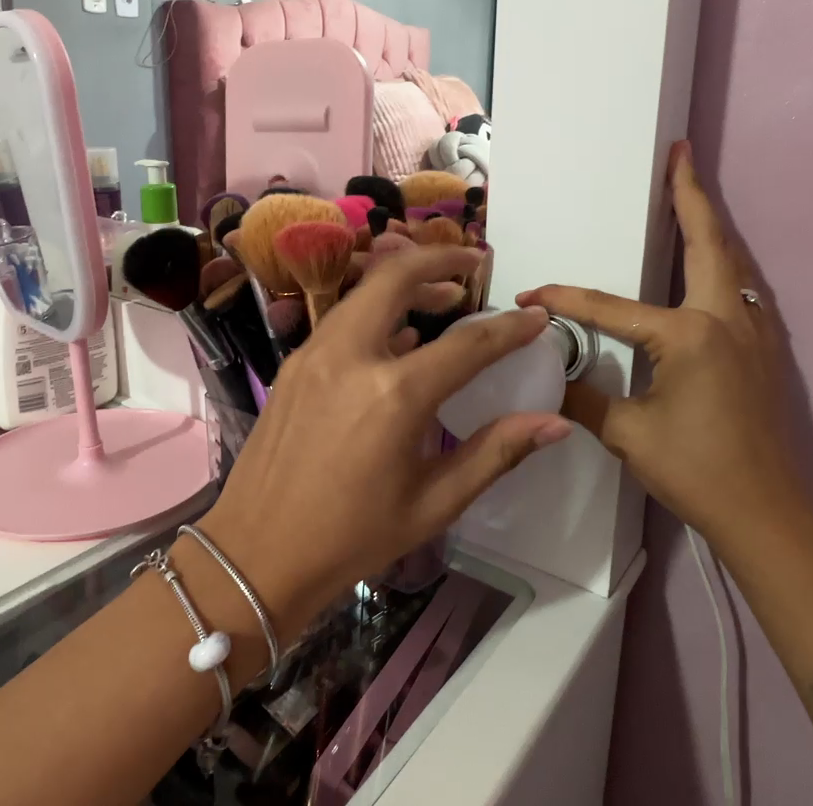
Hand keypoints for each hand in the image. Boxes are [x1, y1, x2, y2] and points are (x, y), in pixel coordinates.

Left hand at [200, 246, 574, 639]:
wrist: (257, 553)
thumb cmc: (352, 538)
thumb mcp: (433, 504)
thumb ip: (496, 453)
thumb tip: (555, 424)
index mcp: (393, 396)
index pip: (467, 344)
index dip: (509, 328)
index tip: (537, 318)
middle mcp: (349, 357)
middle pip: (396, 277)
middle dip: (440, 259)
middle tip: (475, 263)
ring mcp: (313, 356)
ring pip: (363, 293)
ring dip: (404, 281)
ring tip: (444, 295)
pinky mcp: (292, 366)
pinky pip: (341, 321)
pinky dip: (375, 312)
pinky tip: (399, 335)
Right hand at [518, 142, 806, 543]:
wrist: (773, 518)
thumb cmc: (698, 471)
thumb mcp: (629, 435)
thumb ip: (584, 398)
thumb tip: (547, 376)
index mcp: (688, 334)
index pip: (610, 306)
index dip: (565, 300)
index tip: (529, 296)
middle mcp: (728, 318)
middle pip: (709, 241)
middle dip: (691, 193)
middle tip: (681, 153)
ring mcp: (757, 333)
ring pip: (735, 261)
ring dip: (713, 225)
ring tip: (694, 196)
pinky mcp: (769, 352)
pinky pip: (746, 288)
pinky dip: (727, 262)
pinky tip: (715, 269)